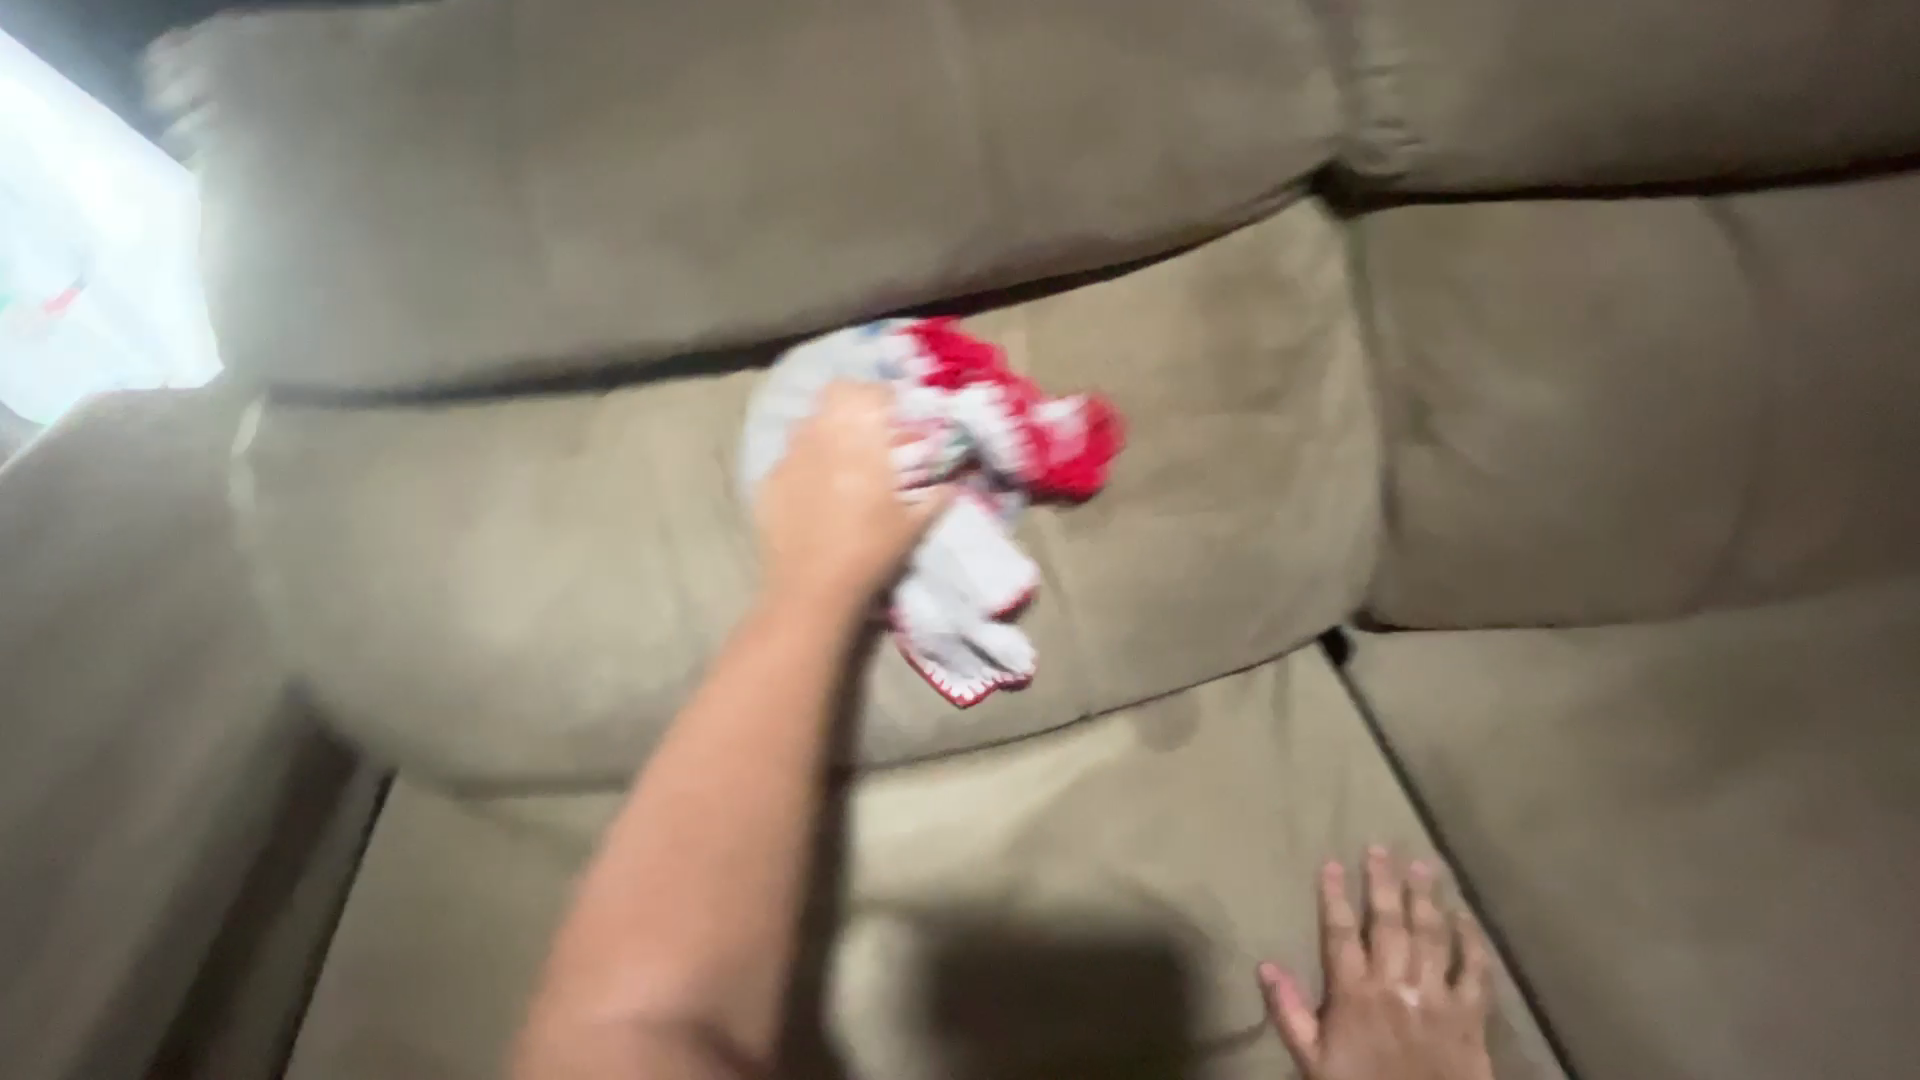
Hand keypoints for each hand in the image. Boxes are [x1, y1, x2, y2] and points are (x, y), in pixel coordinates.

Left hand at [755, 381, 952, 614]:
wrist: (813, 591)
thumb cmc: (870, 554)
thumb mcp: (913, 527)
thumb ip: (935, 497)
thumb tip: (952, 483)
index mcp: (859, 442)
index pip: (871, 392)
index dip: (886, 400)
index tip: (897, 420)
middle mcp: (820, 438)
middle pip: (835, 394)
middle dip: (854, 404)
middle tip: (869, 434)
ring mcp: (788, 458)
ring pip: (808, 422)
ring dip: (827, 431)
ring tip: (840, 462)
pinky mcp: (767, 482)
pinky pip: (789, 457)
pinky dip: (804, 464)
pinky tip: (813, 493)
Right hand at [1258, 848, 1494, 1079]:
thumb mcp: (1312, 1061)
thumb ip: (1289, 1012)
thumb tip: (1264, 964)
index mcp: (1353, 994)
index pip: (1340, 932)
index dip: (1334, 895)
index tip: (1331, 862)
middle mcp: (1394, 986)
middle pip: (1388, 924)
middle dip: (1382, 883)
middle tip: (1380, 848)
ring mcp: (1436, 999)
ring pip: (1431, 938)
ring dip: (1425, 899)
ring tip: (1422, 866)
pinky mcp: (1471, 1019)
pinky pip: (1475, 974)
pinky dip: (1472, 943)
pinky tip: (1466, 917)